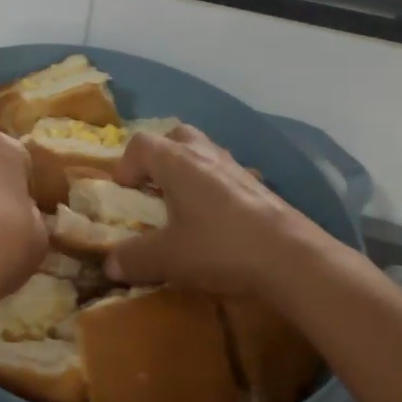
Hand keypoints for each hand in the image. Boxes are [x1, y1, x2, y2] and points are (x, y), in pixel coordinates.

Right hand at [104, 125, 312, 294]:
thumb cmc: (219, 247)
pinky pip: (227, 175)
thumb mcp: (169, 258)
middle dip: (160, 158)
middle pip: (175, 137)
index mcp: (176, 161)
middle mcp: (204, 154)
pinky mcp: (260, 186)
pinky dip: (216, 188)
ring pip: (204, 153)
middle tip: (155, 189)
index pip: (140, 144)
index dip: (126, 164)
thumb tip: (109, 264)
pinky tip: (219, 221)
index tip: (125, 192)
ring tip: (186, 206)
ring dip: (189, 171)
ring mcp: (235, 167)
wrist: (292, 258)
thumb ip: (134, 258)